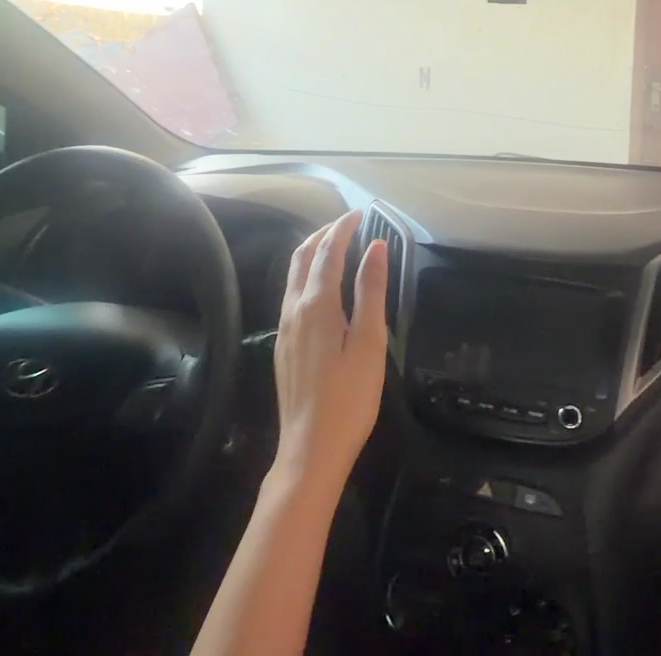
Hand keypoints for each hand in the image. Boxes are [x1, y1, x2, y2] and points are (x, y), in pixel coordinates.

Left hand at [269, 209, 389, 493]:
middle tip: (348, 224)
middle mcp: (293, 308)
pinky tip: (323, 287)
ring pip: (293, 275)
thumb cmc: (349, 398)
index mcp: (317, 304)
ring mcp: (284, 327)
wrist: (310, 447)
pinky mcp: (283, 345)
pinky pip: (292, 294)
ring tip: (336, 246)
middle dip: (324, 234)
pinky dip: (307, 275)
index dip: (343, 228)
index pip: (328, 251)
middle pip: (303, 256)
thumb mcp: (370, 343)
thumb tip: (377, 247)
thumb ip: (371, 292)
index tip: (360, 213)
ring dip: (313, 252)